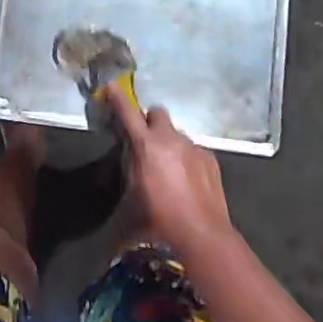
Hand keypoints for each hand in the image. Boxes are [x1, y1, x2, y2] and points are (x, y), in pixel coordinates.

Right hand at [105, 85, 235, 254]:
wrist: (202, 235)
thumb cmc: (158, 219)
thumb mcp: (132, 195)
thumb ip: (130, 167)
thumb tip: (130, 156)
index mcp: (147, 145)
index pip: (128, 113)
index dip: (118, 98)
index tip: (112, 86)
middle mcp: (171, 138)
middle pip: (158, 113)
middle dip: (150, 122)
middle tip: (147, 142)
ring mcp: (193, 146)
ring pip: (176, 133)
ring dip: (170, 144)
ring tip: (171, 171)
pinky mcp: (210, 158)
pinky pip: (193, 149)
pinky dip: (187, 158)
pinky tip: (188, 181)